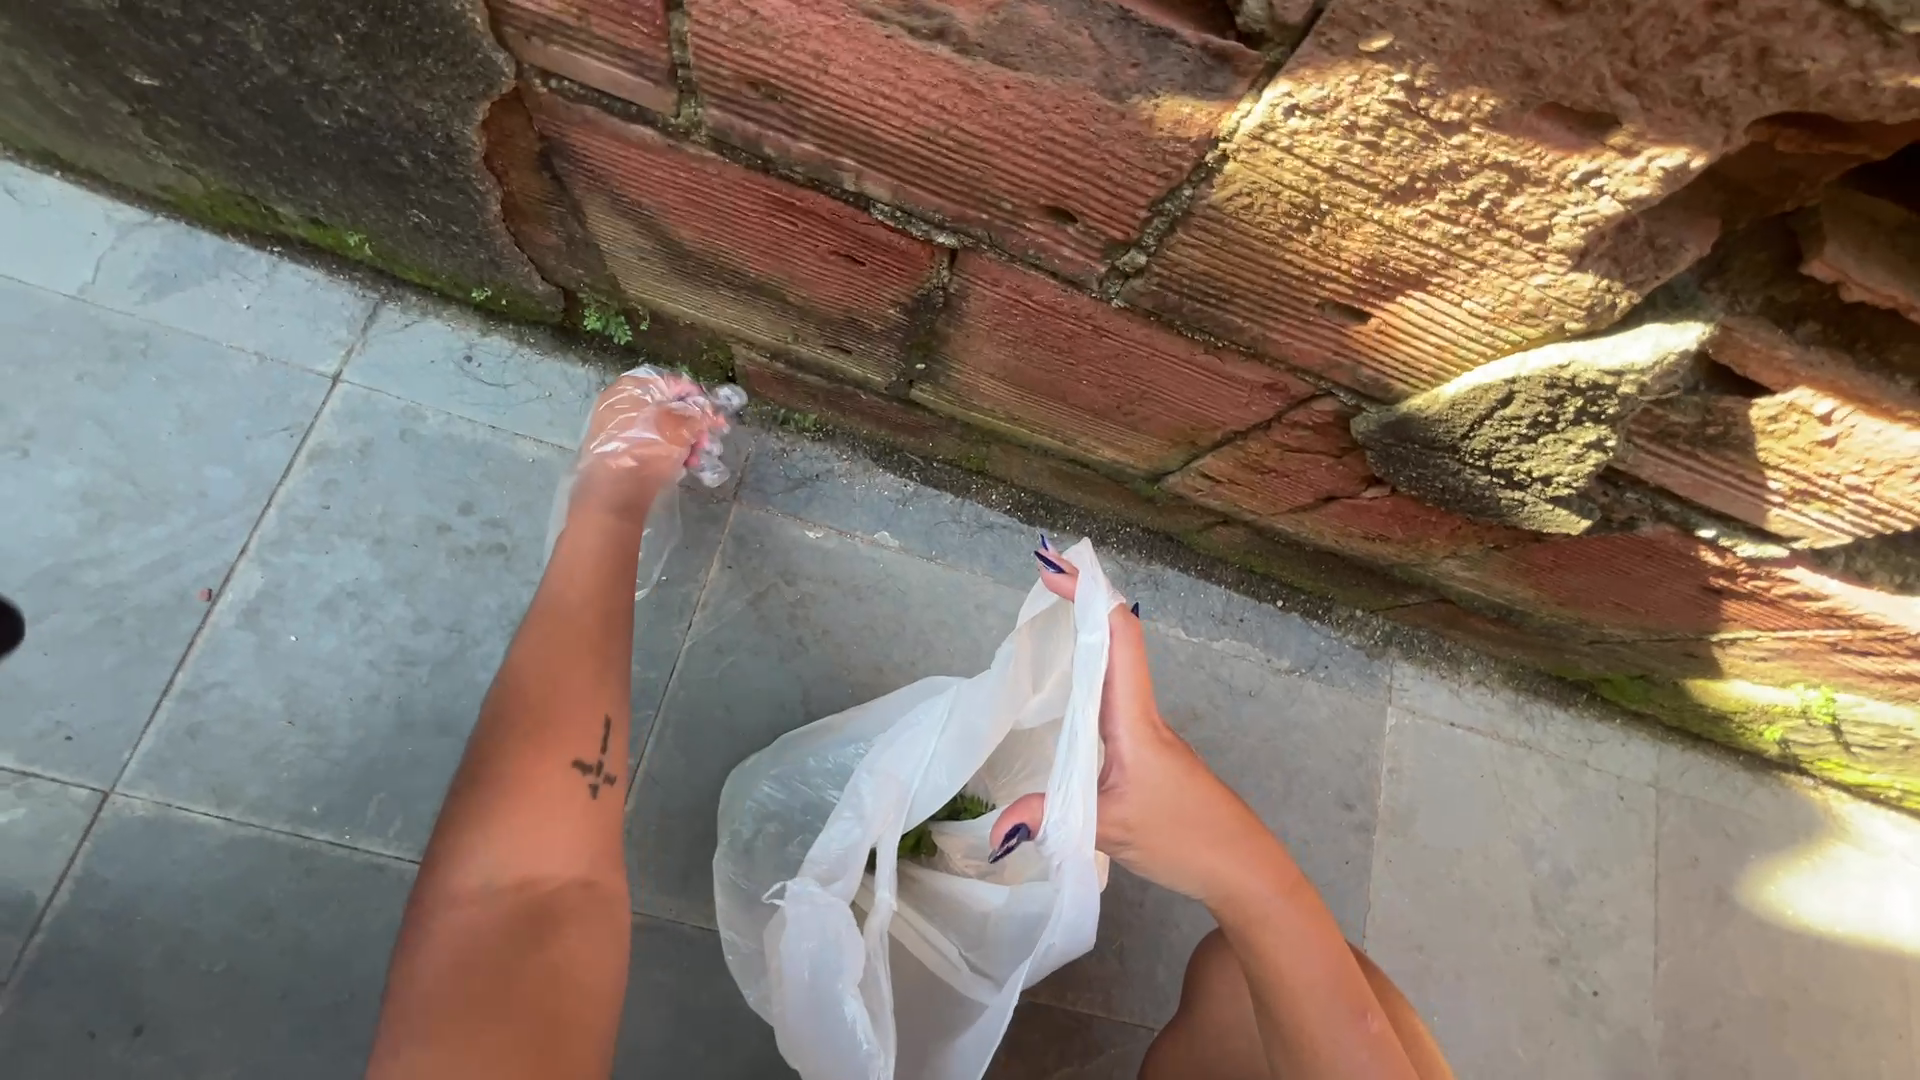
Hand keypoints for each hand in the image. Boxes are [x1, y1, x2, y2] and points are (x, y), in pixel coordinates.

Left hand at [566, 368, 727, 532]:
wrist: (614, 491)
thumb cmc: (649, 449)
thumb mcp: (681, 428)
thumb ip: (699, 414)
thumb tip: (708, 411)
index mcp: (634, 387)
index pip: (672, 382)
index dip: (697, 397)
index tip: (714, 414)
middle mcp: (622, 402)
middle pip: (668, 407)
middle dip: (694, 425)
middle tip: (709, 441)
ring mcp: (617, 426)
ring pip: (661, 428)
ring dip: (685, 441)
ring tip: (698, 459)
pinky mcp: (617, 448)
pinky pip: (649, 442)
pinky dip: (668, 451)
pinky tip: (683, 466)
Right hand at [991, 548, 1284, 905]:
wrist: (1242, 866)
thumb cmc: (1184, 838)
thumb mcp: (1108, 828)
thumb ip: (1050, 818)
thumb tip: (995, 827)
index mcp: (1133, 716)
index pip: (1118, 637)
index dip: (1089, 597)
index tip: (1054, 573)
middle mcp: (1140, 709)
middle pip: (1118, 634)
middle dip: (1085, 598)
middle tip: (1045, 575)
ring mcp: (1144, 724)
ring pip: (1119, 659)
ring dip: (1090, 625)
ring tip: (1053, 607)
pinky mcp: (1144, 742)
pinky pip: (1115, 686)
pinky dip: (1093, 659)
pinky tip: (1071, 674)